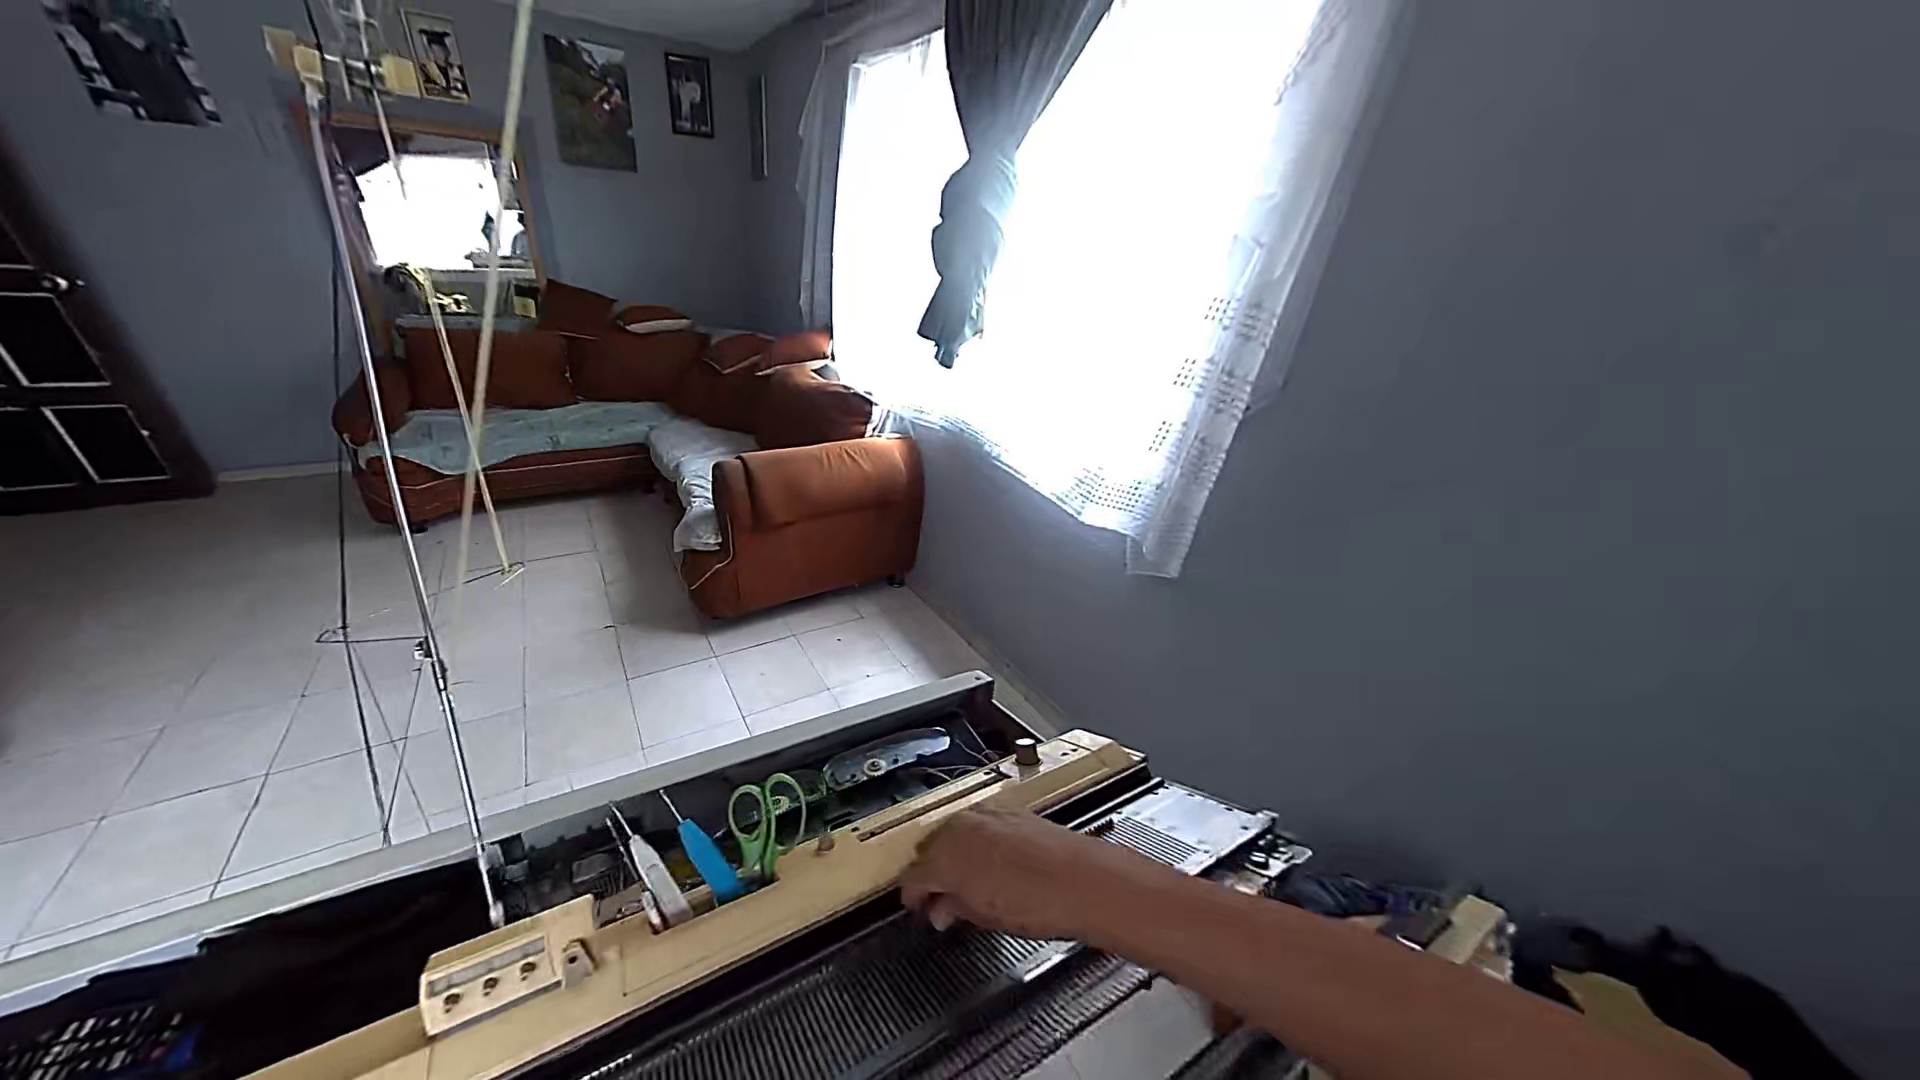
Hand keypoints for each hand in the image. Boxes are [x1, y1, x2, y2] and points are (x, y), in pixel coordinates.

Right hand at [898, 806, 1162, 939]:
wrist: (1082, 880)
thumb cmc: (1040, 900)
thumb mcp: (984, 916)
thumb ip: (954, 907)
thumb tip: (944, 907)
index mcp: (947, 855)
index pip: (913, 874)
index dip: (913, 895)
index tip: (917, 906)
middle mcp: (962, 827)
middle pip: (930, 848)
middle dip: (932, 874)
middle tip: (940, 901)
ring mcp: (986, 815)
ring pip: (953, 833)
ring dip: (953, 856)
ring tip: (968, 885)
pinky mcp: (1009, 811)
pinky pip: (979, 825)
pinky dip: (977, 844)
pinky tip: (991, 866)